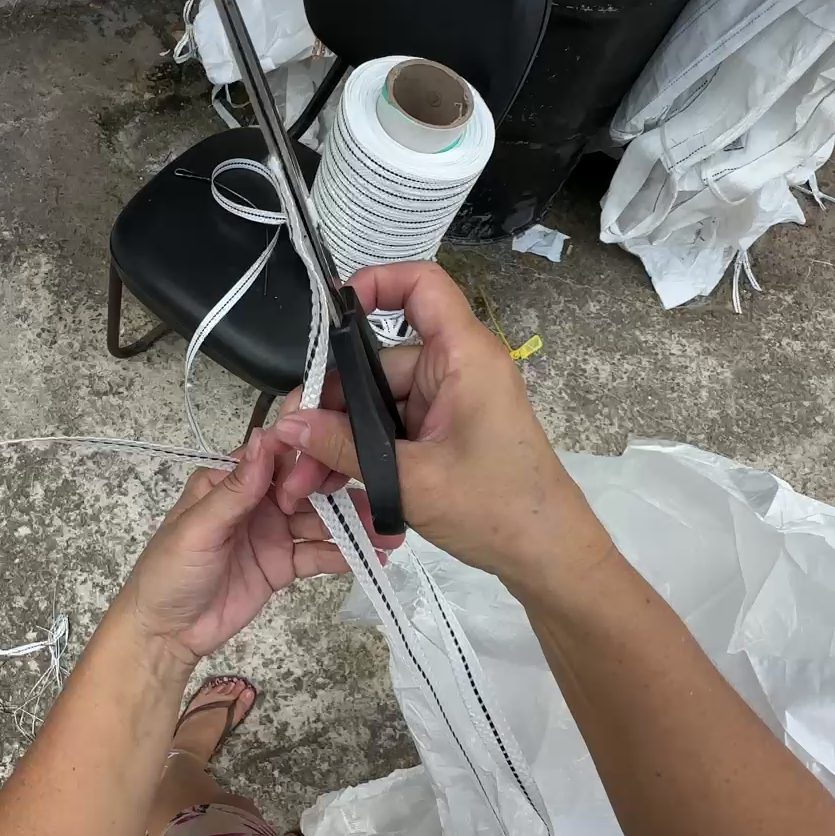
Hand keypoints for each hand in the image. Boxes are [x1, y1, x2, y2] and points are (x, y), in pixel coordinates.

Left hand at [110, 430, 403, 664]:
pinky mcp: (283, 565)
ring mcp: (273, 533)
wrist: (165, 633)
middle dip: (341, 491)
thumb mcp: (198, 528)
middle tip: (381, 496)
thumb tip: (265, 438)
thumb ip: (235, 489)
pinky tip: (373, 556)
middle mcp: (257, 501)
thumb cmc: (169, 572)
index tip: (341, 458)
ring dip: (352, 525)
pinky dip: (343, 555)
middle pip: (307, 488)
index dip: (309, 457)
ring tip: (389, 531)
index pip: (277, 457)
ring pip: (319, 521)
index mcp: (231, 481)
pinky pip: (317, 555)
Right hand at [270, 261, 610, 587]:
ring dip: (341, 438)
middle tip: (292, 447)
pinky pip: (390, 428)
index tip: (331, 311)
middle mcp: (455, 370)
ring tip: (306, 480)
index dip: (377, 281)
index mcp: (464, 357)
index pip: (423, 286)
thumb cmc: (496, 508)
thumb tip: (289, 424)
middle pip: (378, 363)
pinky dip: (363, 451)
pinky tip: (333, 481)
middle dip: (331, 407)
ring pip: (376, 404)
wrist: (544, 554)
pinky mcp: (441, 431)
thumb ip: (345, 447)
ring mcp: (447, 402)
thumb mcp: (411, 479)